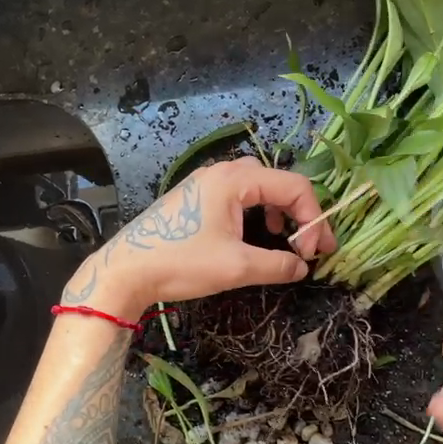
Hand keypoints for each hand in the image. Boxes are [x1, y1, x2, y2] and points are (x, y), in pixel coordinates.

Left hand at [62, 157, 336, 316]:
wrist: (126, 271)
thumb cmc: (181, 263)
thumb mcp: (236, 268)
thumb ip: (277, 265)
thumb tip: (302, 267)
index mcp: (234, 179)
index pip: (294, 187)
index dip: (313, 219)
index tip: (316, 253)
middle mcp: (221, 172)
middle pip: (277, 182)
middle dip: (299, 213)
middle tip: (309, 246)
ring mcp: (205, 184)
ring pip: (256, 189)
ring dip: (277, 213)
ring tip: (283, 241)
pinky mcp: (194, 199)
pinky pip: (236, 197)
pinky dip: (254, 214)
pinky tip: (252, 237)